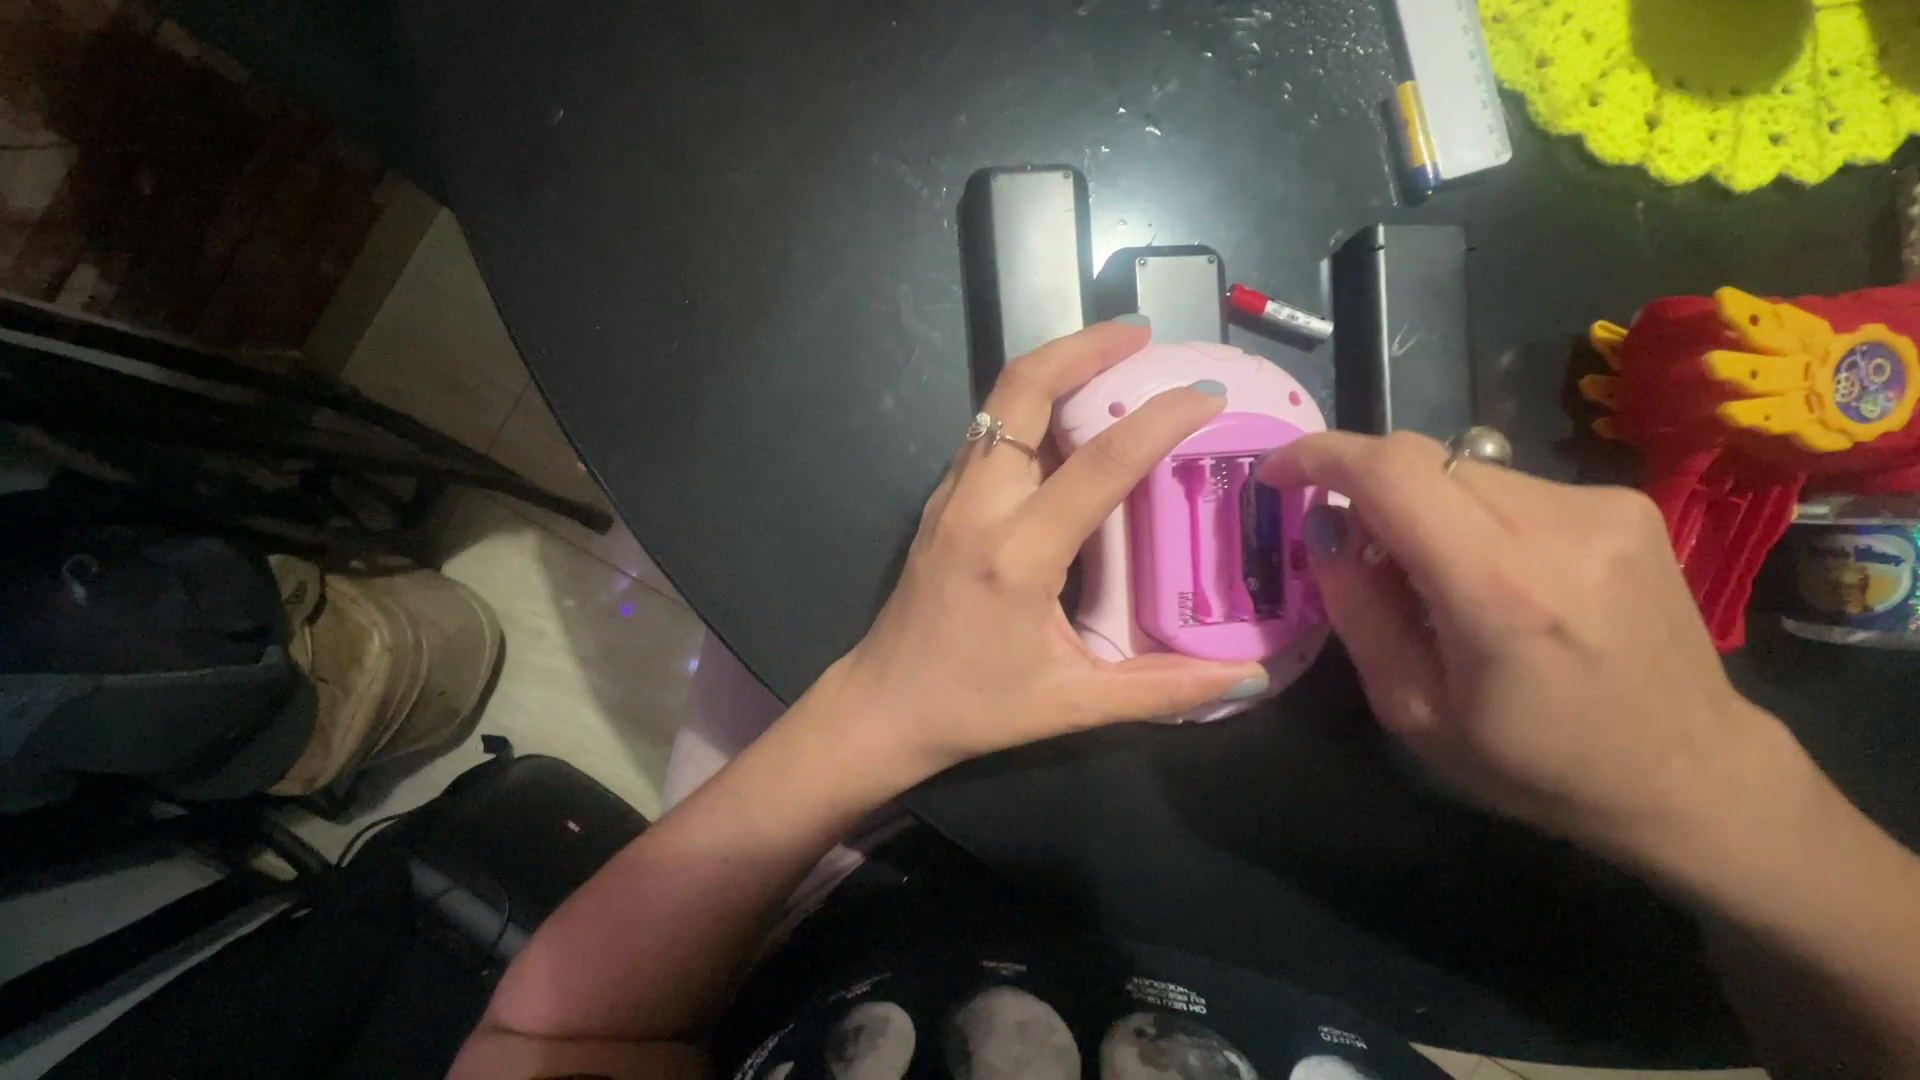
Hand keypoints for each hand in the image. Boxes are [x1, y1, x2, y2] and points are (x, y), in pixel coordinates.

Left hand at [825, 320, 1269, 786]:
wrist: (884, 704)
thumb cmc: (976, 707)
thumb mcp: (1073, 703)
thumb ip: (1162, 688)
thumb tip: (1245, 677)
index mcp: (1017, 555)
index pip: (1099, 464)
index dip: (1159, 421)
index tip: (1206, 396)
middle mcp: (979, 507)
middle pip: (1023, 391)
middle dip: (1083, 347)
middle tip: (1141, 334)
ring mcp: (951, 496)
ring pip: (999, 403)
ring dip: (1055, 368)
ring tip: (1113, 360)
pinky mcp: (941, 500)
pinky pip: (989, 432)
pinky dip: (1032, 405)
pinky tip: (1070, 419)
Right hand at [1256, 431, 1809, 861]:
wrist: (1688, 773)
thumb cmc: (1531, 760)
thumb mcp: (1410, 706)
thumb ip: (1356, 607)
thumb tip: (1324, 524)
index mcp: (1499, 590)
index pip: (1391, 472)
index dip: (1318, 455)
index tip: (1275, 473)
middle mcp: (1559, 527)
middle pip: (1421, 460)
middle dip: (1368, 493)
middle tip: (1358, 554)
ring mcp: (1602, 507)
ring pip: (1462, 470)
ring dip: (1422, 508)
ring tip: (1435, 578)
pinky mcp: (1624, 505)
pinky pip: (1507, 484)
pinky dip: (1471, 514)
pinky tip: (1494, 573)